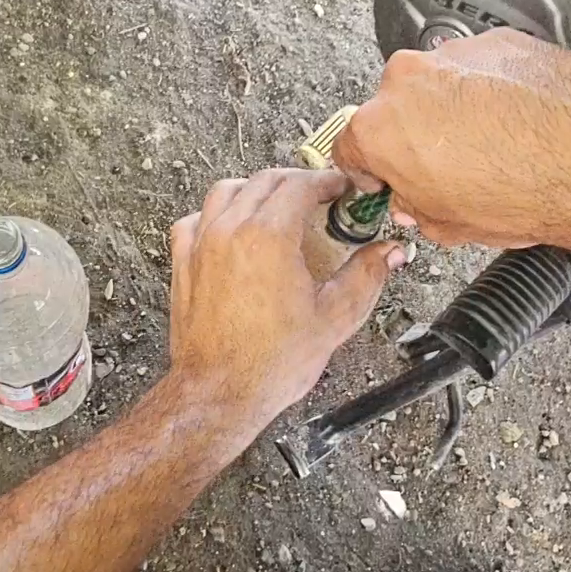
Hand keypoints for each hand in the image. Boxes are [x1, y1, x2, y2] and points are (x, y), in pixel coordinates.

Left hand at [166, 169, 405, 422]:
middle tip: (318, 199)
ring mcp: (201, 244)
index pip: (300, 185)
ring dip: (255, 190)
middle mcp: (230, 231)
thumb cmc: (269, 362)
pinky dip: (215, 214)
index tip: (341, 189)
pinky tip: (230, 229)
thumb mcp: (334, 318)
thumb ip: (365, 276)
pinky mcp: (184, 263)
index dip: (326, 182)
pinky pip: (194, 220)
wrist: (220, 391)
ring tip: (277, 207)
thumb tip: (387, 253)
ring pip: (226, 191)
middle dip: (296, 182)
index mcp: (268, 236)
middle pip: (264, 180)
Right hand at [332, 30, 570, 250]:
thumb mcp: (444, 226)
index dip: (366, 168)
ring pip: (438, 83)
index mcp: (378, 128)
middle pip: (393, 108)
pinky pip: (480, 66)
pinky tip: (515, 119)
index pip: (349, 145)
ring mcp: (454, 55)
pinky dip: (490, 88)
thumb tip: (415, 198)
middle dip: (412, 134)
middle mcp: (408, 81)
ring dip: (451, 107)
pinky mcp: (499, 41)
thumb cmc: (521, 192)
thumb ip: (413, 207)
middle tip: (442, 163)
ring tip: (488, 141)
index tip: (382, 176)